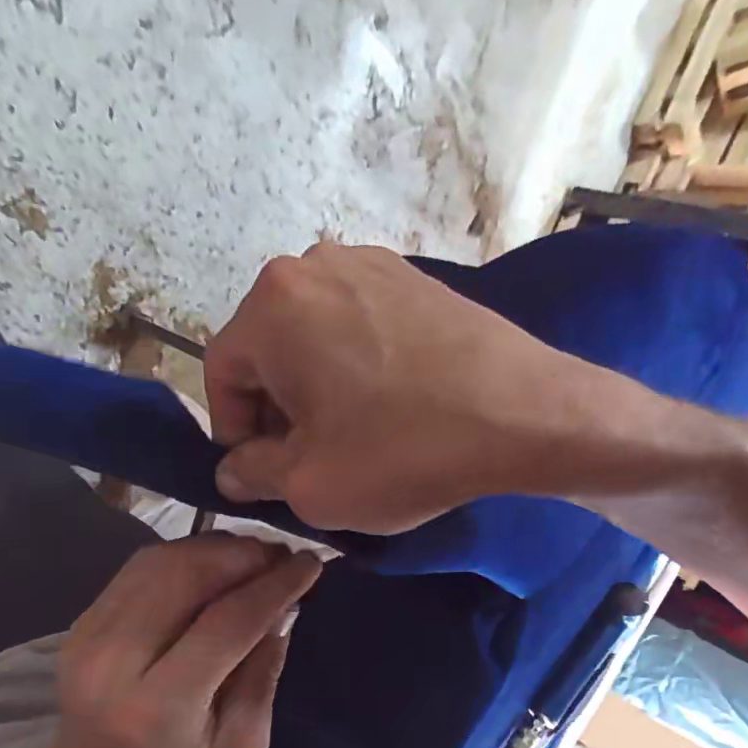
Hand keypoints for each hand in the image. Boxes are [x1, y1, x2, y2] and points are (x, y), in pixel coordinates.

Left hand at [38, 534, 322, 747]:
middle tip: (282, 555)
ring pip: (161, 560)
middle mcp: (115, 661)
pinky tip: (214, 563)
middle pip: (186, 575)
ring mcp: (89, 634)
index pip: (225, 624)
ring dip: (216, 548)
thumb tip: (282, 608)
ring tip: (254, 556)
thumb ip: (262, 675)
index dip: (273, 587)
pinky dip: (186, 555)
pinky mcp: (81, 619)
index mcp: (159, 707)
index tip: (310, 564)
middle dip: (244, 554)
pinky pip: (141, 567)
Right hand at [204, 242, 581, 533]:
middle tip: (304, 456)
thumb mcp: (307, 485)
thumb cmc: (402, 450)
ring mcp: (368, 262)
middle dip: (273, 408)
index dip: (232, 429)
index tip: (260, 469)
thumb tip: (232, 468)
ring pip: (309, 336)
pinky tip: (386, 402)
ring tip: (348, 431)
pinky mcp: (413, 276)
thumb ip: (250, 474)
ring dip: (312, 386)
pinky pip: (355, 323)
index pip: (220, 371)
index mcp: (271, 305)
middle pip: (265, 349)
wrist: (528, 414)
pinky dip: (353, 363)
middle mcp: (311, 266)